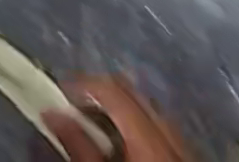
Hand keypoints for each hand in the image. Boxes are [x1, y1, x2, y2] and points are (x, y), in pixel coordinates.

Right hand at [44, 77, 189, 161]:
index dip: (82, 84)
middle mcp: (171, 136)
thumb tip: (52, 113)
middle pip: (132, 93)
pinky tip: (122, 147)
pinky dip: (137, 128)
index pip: (111, 89)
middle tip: (74, 108)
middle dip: (100, 94)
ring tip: (95, 129)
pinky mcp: (187, 161)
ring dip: (119, 110)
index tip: (59, 94)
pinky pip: (160, 130)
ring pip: (147, 110)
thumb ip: (78, 146)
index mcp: (148, 138)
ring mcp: (185, 151)